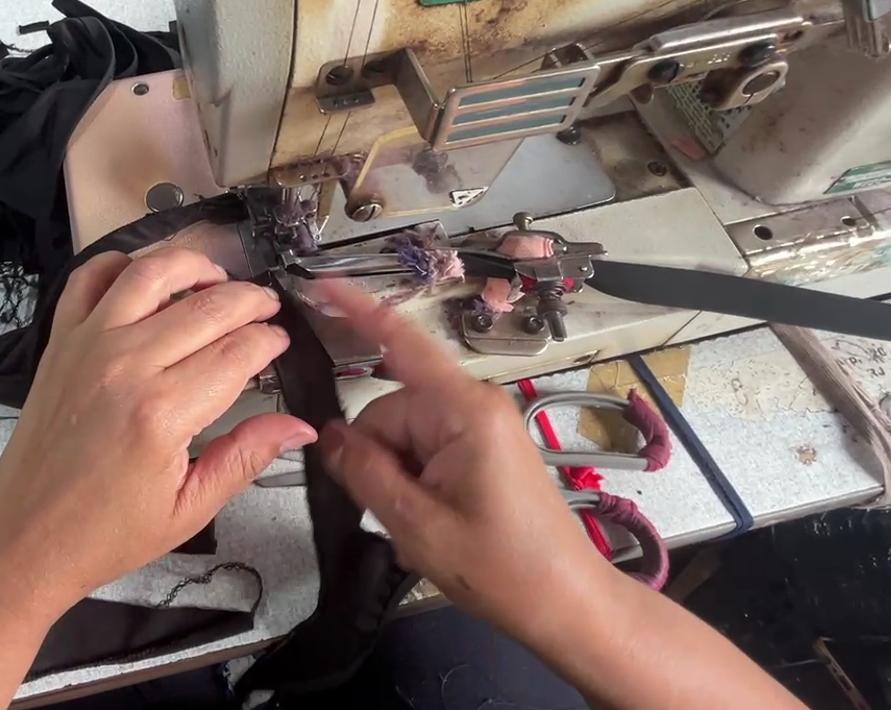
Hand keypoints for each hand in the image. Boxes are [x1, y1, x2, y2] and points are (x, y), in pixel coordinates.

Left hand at [0, 248, 316, 621]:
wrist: (22, 536)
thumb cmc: (107, 532)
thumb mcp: (190, 508)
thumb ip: (247, 456)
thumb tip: (301, 424)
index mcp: (165, 413)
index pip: (238, 352)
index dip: (269, 340)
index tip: (281, 341)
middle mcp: (128, 365)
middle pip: (207, 307)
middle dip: (250, 299)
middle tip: (266, 307)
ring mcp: (89, 344)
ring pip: (151, 273)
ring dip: (194, 265)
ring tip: (217, 279)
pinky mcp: (61, 338)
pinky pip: (89, 278)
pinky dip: (120, 263)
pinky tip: (148, 277)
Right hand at [313, 282, 609, 638]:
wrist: (570, 605)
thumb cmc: (506, 568)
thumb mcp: (418, 525)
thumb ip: (364, 472)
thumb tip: (328, 436)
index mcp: (463, 409)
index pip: (400, 343)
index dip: (357, 311)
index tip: (321, 284)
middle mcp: (470, 403)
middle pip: (387, 409)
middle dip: (376, 457)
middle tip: (393, 513)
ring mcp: (475, 422)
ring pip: (399, 433)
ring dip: (394, 476)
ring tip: (419, 524)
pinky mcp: (477, 442)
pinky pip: (420, 445)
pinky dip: (410, 479)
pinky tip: (427, 518)